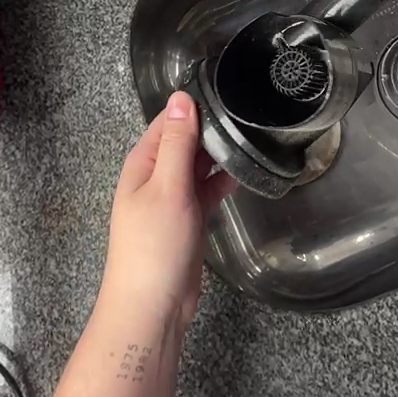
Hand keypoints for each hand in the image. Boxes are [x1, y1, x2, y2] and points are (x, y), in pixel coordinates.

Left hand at [99, 92, 234, 327]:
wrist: (153, 306)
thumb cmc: (154, 245)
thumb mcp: (168, 187)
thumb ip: (178, 143)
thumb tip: (182, 97)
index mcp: (144, 163)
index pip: (170, 120)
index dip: (195, 105)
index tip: (227, 91)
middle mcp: (157, 176)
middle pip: (186, 140)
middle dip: (212, 128)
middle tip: (249, 113)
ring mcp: (173, 198)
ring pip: (199, 165)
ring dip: (220, 154)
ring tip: (253, 138)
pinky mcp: (189, 217)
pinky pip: (208, 189)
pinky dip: (223, 181)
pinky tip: (245, 173)